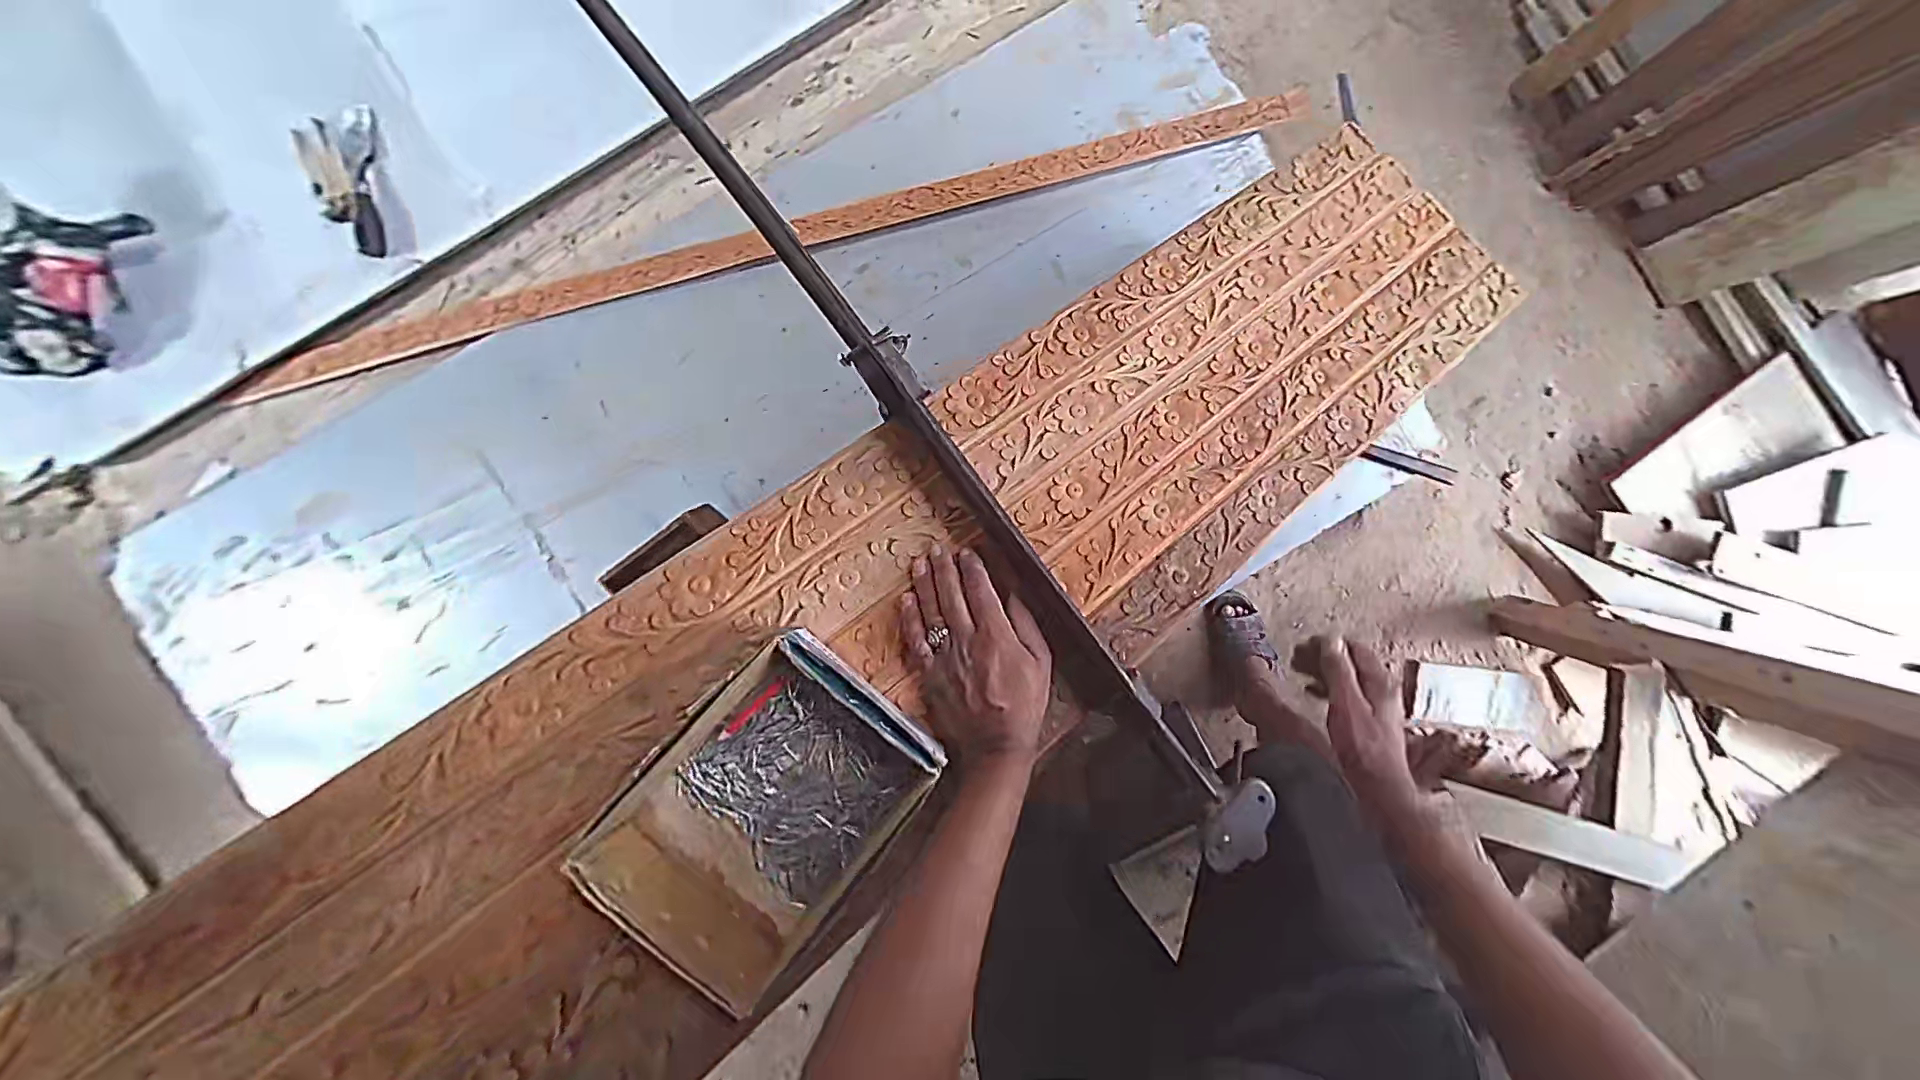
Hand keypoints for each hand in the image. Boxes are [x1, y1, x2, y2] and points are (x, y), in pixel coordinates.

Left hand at [899, 546, 1052, 765]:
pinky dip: (910, 618)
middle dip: (945, 568)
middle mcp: (967, 641)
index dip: (973, 568)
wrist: (996, 745)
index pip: (982, 591)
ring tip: (921, 563)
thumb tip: (1014, 594)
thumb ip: (1026, 624)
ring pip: (931, 611)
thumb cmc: (1023, 706)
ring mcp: (945, 657)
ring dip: (925, 584)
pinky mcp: (930, 673)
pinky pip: (916, 640)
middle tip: (939, 548)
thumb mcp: (1040, 662)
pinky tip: (906, 600)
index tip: (968, 553)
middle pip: (952, 595)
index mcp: (996, 636)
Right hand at [1317, 636, 1430, 835]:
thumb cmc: (1363, 750)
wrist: (1378, 787)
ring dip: (1324, 670)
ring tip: (1302, 672)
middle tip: (1299, 657)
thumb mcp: (1345, 703)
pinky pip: (1346, 692)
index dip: (1328, 643)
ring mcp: (1377, 706)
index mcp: (1379, 682)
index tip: (1305, 645)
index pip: (1354, 648)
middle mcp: (1382, 691)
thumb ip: (1338, 670)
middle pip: (1351, 661)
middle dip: (1323, 655)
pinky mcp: (1369, 721)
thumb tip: (1330, 642)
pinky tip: (1316, 694)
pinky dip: (1328, 687)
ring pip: (1349, 676)